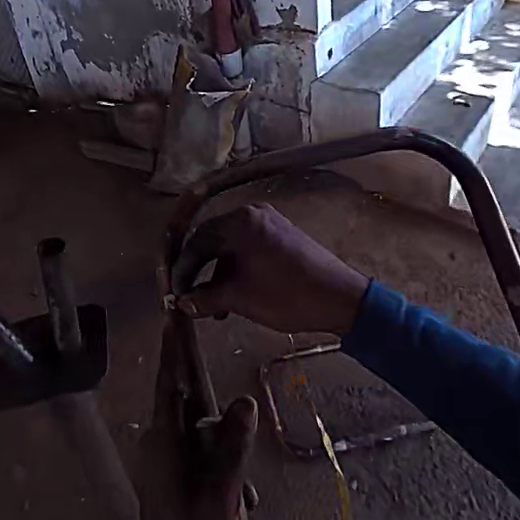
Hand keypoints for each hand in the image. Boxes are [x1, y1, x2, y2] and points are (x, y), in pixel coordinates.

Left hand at [132, 324, 259, 519]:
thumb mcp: (219, 498)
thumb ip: (231, 450)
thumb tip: (245, 400)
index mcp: (164, 441)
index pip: (169, 383)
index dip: (172, 348)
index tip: (171, 315)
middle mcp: (161, 441)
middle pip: (182, 396)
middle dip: (189, 366)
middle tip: (188, 326)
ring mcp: (167, 457)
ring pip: (196, 426)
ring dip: (216, 435)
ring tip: (229, 468)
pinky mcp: (176, 471)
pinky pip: (200, 450)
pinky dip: (219, 460)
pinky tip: (237, 497)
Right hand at [172, 203, 369, 334]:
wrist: (342, 300)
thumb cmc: (286, 294)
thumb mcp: (240, 297)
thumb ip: (205, 297)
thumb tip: (181, 303)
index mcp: (240, 221)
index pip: (198, 241)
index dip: (183, 268)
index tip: (176, 290)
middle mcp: (253, 214)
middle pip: (213, 241)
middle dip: (200, 271)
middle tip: (191, 295)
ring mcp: (271, 222)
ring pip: (232, 246)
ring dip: (220, 274)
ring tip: (217, 305)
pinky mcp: (283, 235)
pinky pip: (249, 248)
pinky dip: (239, 268)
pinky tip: (238, 293)